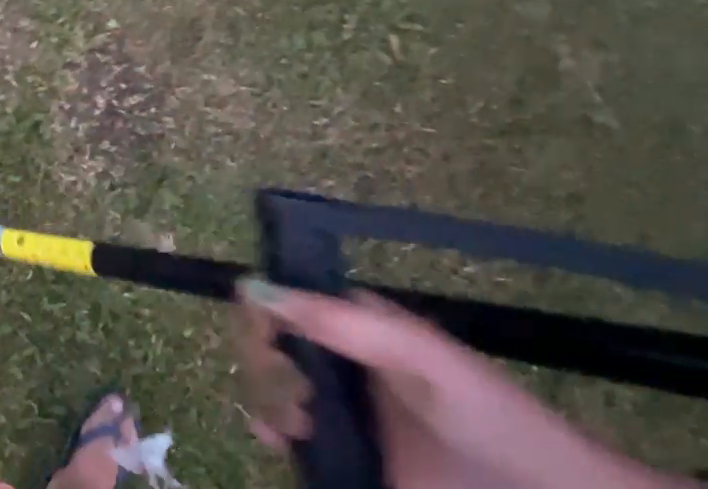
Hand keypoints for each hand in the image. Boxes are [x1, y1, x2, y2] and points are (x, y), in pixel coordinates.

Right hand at [235, 279, 675, 488]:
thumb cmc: (491, 419)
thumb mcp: (421, 357)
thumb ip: (343, 322)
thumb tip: (253, 287)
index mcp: (363, 328)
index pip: (290, 302)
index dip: (266, 310)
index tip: (260, 333)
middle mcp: (347, 364)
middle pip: (275, 345)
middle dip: (265, 362)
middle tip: (288, 388)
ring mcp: (348, 412)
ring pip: (277, 388)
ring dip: (267, 398)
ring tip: (291, 424)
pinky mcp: (350, 456)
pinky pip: (293, 436)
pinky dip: (272, 430)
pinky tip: (274, 439)